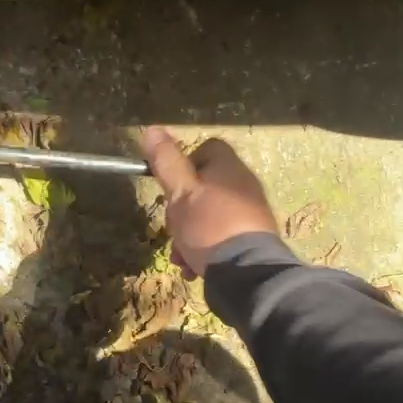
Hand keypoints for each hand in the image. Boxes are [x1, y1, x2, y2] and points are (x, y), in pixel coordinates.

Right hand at [141, 126, 275, 278]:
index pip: (209, 148)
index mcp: (229, 169)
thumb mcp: (180, 192)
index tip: (172, 184)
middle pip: (205, 186)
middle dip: (181, 208)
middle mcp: (244, 187)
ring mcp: (249, 215)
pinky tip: (194, 267)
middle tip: (172, 224)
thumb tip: (152, 129)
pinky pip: (220, 238)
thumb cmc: (209, 226)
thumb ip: (167, 163)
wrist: (247, 273)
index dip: (186, 162)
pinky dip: (204, 250)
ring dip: (188, 233)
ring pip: (209, 215)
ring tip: (180, 255)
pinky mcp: (250, 241)